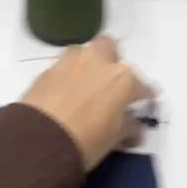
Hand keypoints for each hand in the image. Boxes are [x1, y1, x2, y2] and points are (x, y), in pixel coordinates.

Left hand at [19, 36, 153, 168]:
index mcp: (122, 78)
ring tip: (84, 85)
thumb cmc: (87, 140)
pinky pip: (62, 67)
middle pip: (108, 48)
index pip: (140, 85)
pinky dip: (67, 76)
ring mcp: (70, 62)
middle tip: (109, 82)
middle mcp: (97, 62)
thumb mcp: (114, 138)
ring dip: (86, 64)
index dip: (144, 94)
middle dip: (111, 61)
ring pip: (82, 52)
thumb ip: (128, 127)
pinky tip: (64, 93)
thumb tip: (134, 127)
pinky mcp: (47, 70)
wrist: (41, 139)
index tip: (145, 101)